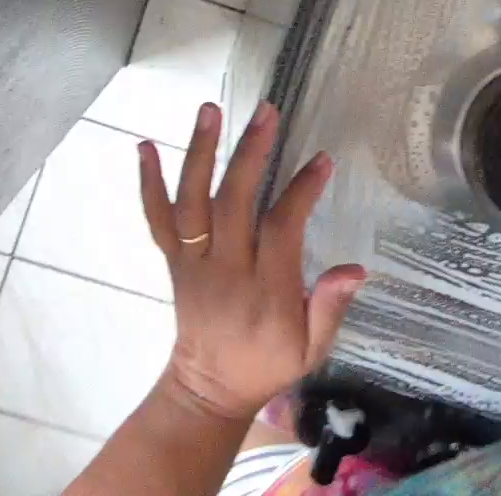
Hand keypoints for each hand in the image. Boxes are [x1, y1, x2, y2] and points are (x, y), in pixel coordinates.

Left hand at [138, 101, 365, 421]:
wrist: (207, 391)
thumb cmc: (267, 363)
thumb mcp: (311, 349)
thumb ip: (330, 307)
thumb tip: (356, 269)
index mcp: (263, 290)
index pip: (281, 228)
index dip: (301, 191)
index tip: (321, 160)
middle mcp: (223, 269)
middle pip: (233, 203)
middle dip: (250, 154)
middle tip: (267, 112)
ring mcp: (193, 262)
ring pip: (192, 203)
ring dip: (199, 153)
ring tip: (209, 109)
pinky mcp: (174, 260)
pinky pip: (158, 219)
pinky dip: (149, 183)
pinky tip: (144, 146)